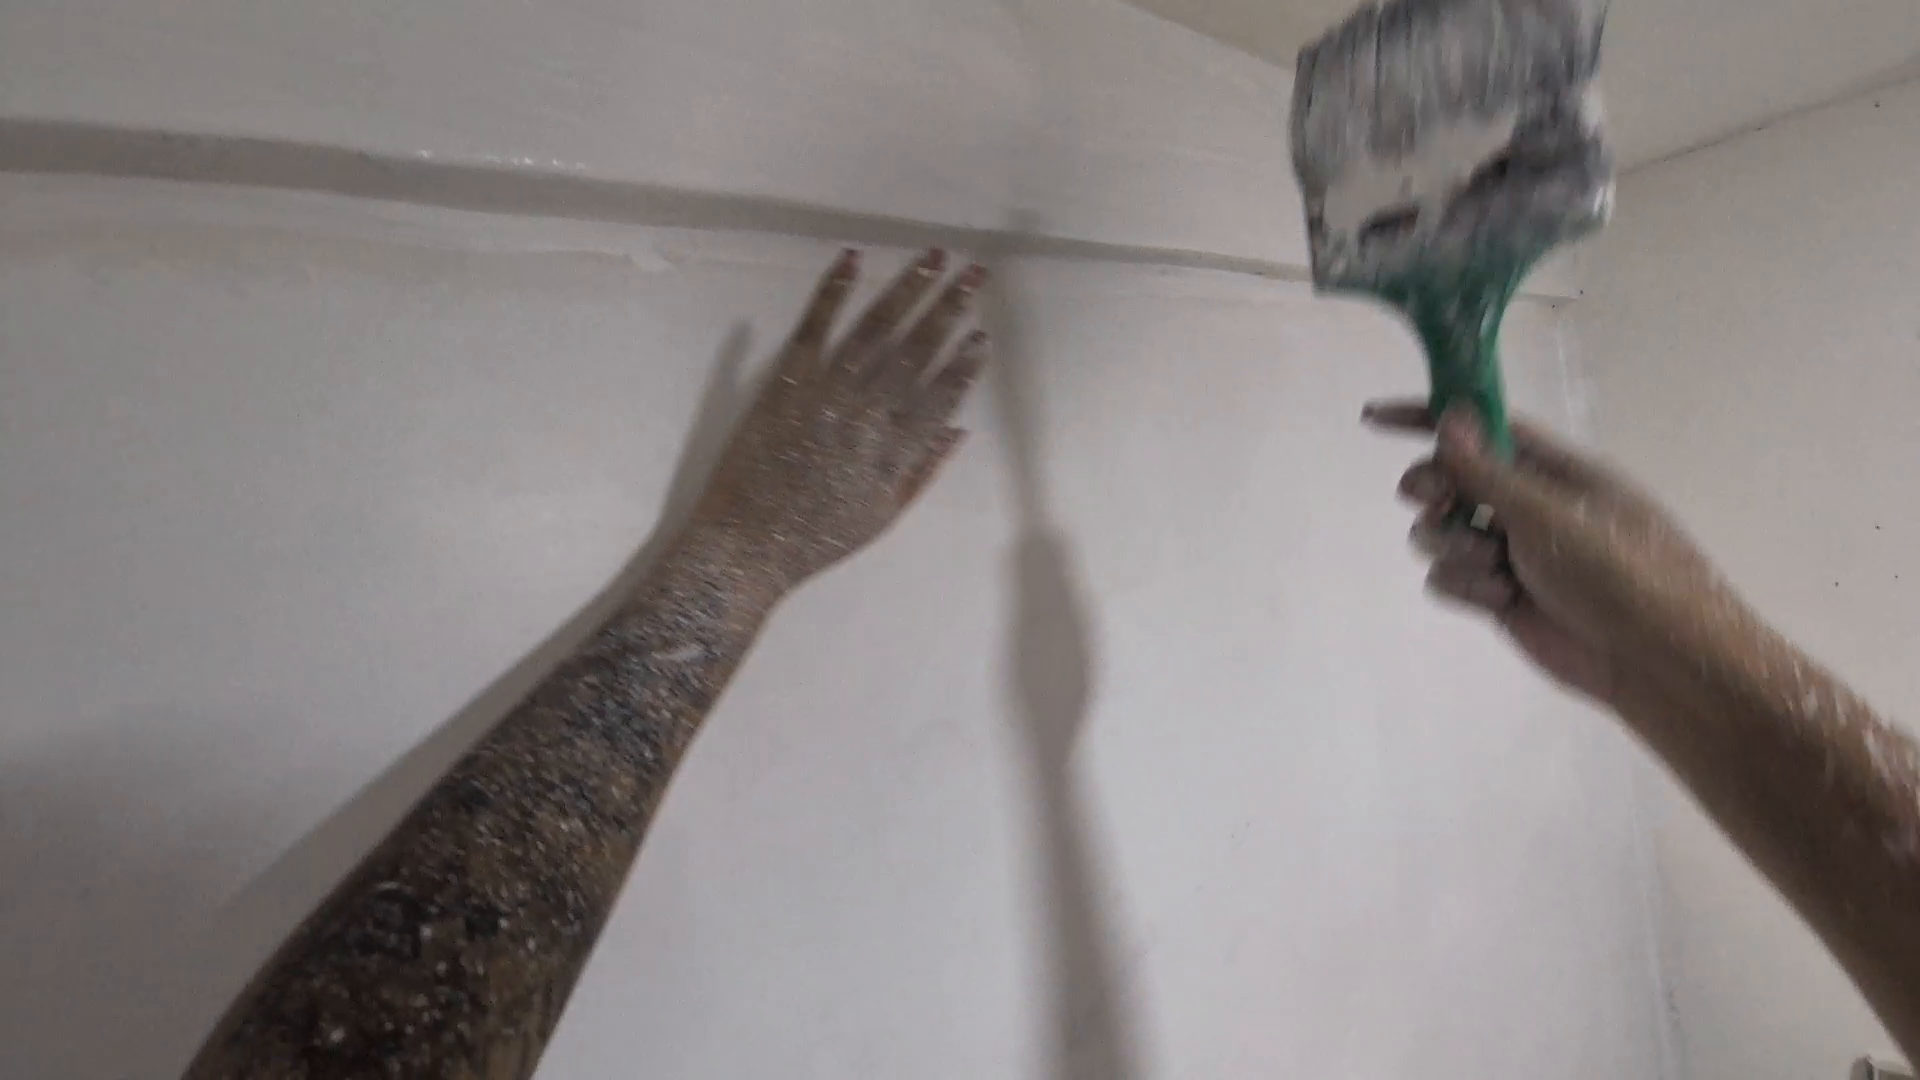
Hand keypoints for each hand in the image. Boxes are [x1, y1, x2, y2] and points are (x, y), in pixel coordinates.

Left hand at [688, 248, 989, 590]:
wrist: (748, 546)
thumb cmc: (818, 538)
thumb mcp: (884, 516)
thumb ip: (924, 471)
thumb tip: (960, 430)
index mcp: (894, 451)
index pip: (940, 396)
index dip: (966, 363)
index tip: (984, 334)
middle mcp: (868, 414)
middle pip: (917, 352)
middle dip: (951, 309)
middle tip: (976, 273)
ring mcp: (826, 393)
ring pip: (875, 331)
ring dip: (908, 288)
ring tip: (934, 257)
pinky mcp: (785, 381)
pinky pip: (813, 328)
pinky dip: (834, 291)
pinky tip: (854, 257)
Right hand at [1365, 399, 1725, 707]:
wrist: (1655, 663)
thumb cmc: (1621, 574)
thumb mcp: (1549, 514)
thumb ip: (1487, 471)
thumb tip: (1450, 416)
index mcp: (1552, 472)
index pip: (1480, 429)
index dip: (1427, 418)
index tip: (1374, 418)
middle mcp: (1525, 505)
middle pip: (1445, 480)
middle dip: (1432, 492)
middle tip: (1438, 505)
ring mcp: (1506, 550)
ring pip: (1437, 531)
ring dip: (1453, 547)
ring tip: (1492, 569)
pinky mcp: (1492, 591)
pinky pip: (1445, 576)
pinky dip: (1463, 585)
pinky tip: (1497, 599)